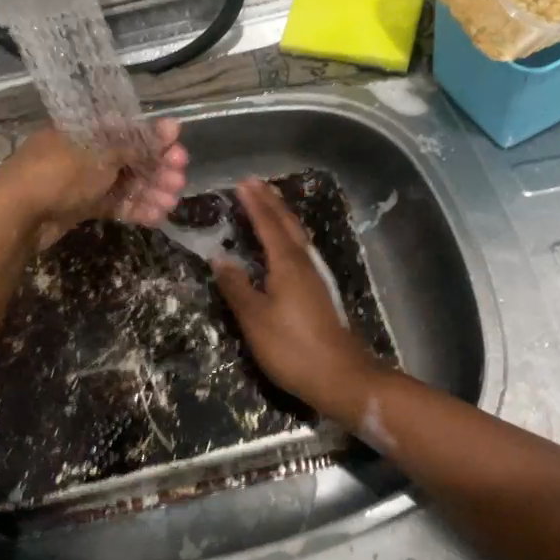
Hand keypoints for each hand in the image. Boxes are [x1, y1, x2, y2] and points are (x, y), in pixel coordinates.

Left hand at [0, 119, 187, 245]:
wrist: (16, 213)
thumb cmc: (60, 173)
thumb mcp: (103, 153)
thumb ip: (139, 144)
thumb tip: (172, 126)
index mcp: (88, 128)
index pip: (131, 130)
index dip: (157, 141)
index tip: (179, 151)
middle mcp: (87, 150)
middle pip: (131, 158)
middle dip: (158, 169)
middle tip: (179, 180)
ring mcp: (84, 179)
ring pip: (126, 183)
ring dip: (151, 191)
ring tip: (171, 203)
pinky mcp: (82, 205)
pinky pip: (114, 204)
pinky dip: (135, 208)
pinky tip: (157, 216)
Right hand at [213, 179, 384, 420]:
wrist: (340, 376)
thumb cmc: (292, 347)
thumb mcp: (255, 319)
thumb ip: (236, 286)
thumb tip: (219, 257)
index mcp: (287, 263)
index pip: (268, 224)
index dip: (254, 203)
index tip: (241, 182)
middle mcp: (304, 263)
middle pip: (287, 224)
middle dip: (271, 202)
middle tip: (255, 183)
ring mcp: (316, 277)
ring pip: (298, 235)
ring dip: (282, 216)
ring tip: (269, 203)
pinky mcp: (320, 292)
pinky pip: (301, 249)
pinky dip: (289, 235)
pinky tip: (286, 244)